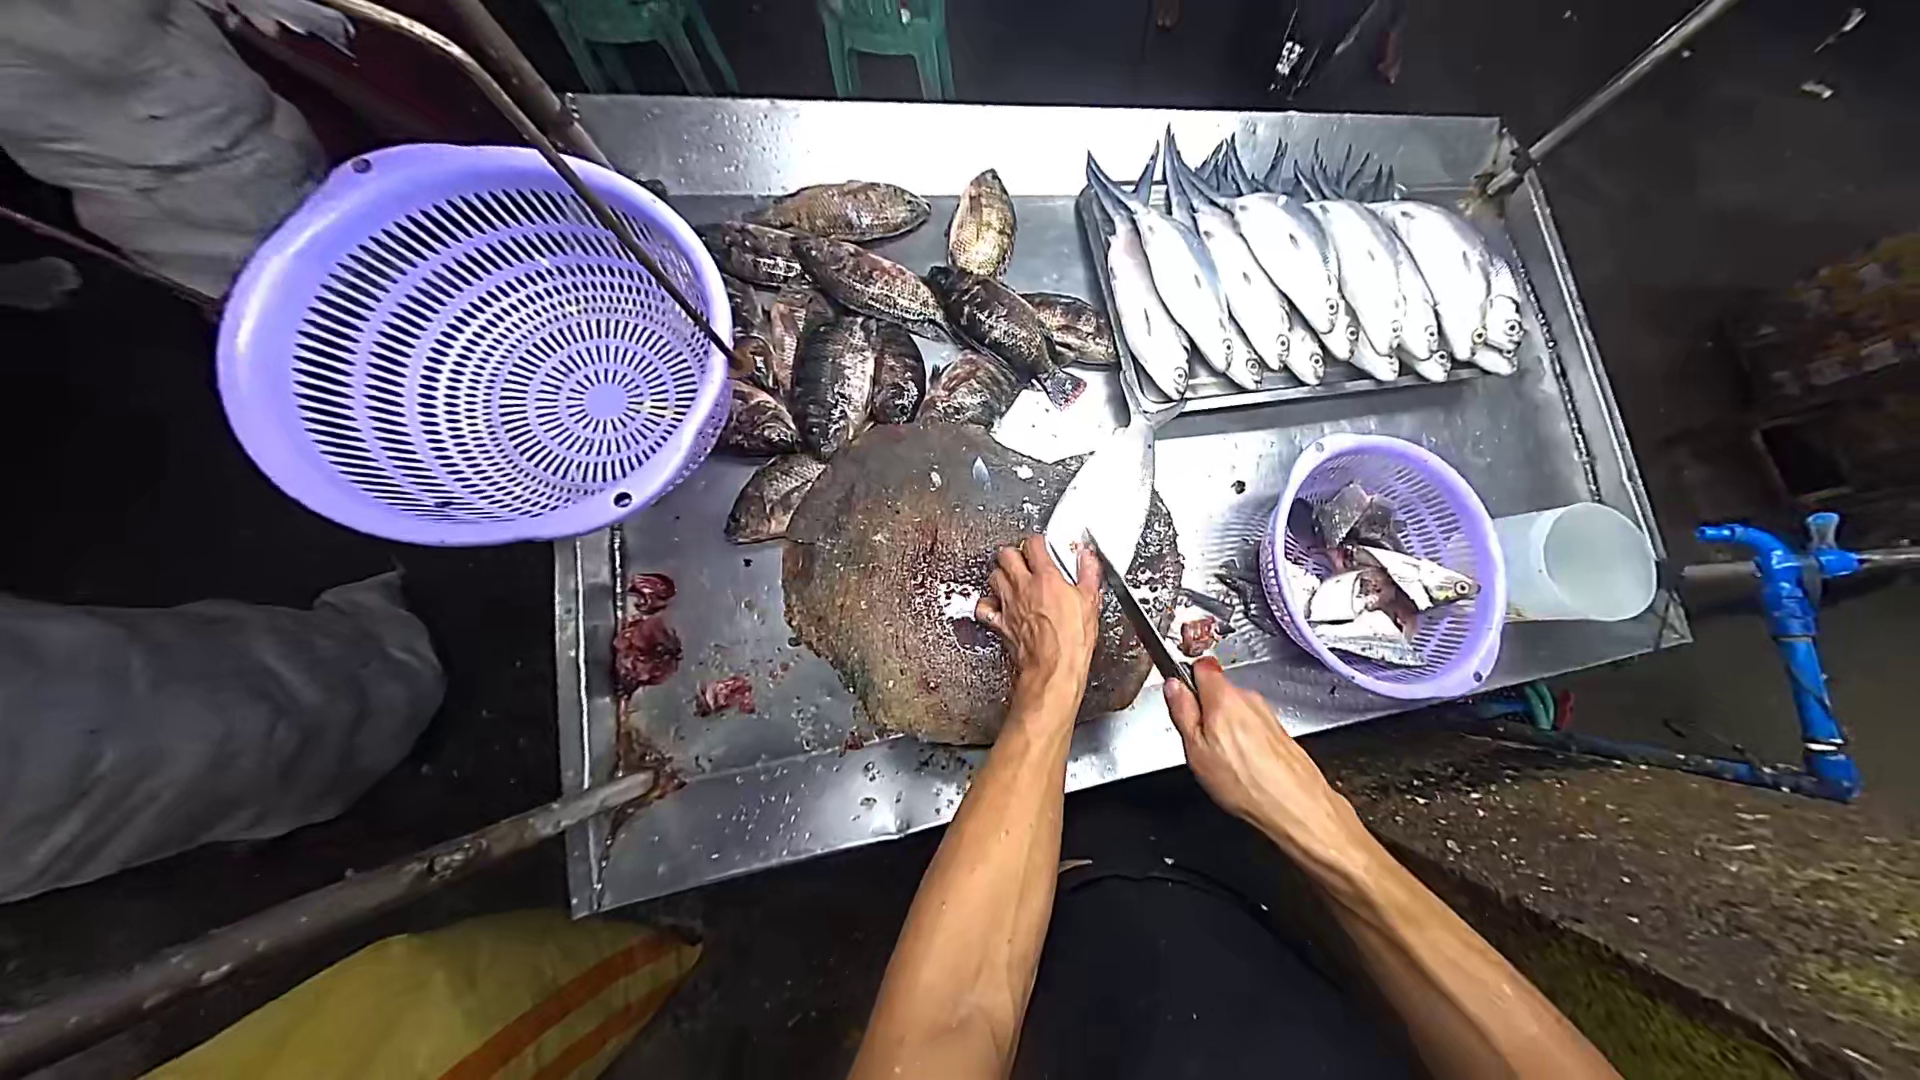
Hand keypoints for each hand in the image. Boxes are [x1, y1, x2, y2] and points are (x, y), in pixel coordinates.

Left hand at [975, 535, 1102, 692]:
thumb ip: (1089, 573)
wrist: (1054, 669)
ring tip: (1011, 576)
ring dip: (1001, 573)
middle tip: (1023, 558)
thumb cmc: (1072, 640)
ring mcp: (1008, 604)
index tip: (1042, 545)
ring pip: (993, 575)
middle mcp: (1022, 587)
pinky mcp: (1000, 622)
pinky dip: (987, 602)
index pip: (1033, 544)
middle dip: (1014, 552)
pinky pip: (983, 605)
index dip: (1038, 541)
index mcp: (1046, 578)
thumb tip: (1087, 556)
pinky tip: (996, 603)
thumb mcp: (1090, 602)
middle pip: (1006, 554)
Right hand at [1164, 659, 1373, 873]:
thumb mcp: (1195, 748)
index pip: (1201, 665)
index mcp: (1223, 696)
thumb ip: (1181, 711)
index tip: (1181, 696)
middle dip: (1205, 709)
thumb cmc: (1247, 783)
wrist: (1297, 808)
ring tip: (1221, 758)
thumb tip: (1173, 686)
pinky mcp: (1279, 732)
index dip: (1187, 678)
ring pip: (1234, 709)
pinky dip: (1244, 739)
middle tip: (1199, 739)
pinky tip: (1242, 765)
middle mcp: (1248, 698)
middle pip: (1217, 690)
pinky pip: (1251, 726)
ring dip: (1225, 726)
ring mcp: (1266, 715)